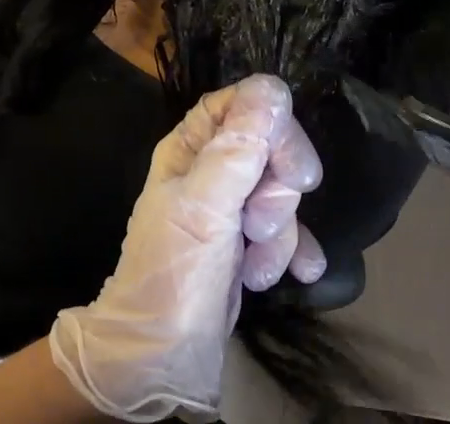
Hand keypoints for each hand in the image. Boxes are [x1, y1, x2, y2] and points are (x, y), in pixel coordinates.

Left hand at [49, 74, 325, 421]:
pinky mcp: (246, 244)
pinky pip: (286, 232)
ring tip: (256, 264)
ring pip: (281, 193)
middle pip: (269, 148)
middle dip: (277, 190)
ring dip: (280, 232)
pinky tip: (291, 276)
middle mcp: (210, 170)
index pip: (243, 105)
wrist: (158, 359)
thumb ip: (237, 149)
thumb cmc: (172, 275)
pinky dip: (291, 254)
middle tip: (260, 223)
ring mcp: (229, 209)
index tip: (288, 166)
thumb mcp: (204, 207)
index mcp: (189, 148)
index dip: (272, 128)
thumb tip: (272, 89)